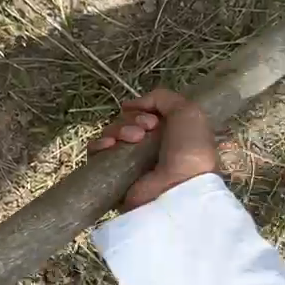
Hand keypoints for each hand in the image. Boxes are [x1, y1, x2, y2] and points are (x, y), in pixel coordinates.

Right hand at [87, 88, 218, 210]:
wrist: (178, 187)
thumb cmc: (189, 151)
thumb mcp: (188, 113)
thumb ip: (162, 98)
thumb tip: (129, 105)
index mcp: (165, 135)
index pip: (142, 114)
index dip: (144, 111)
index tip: (152, 120)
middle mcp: (146, 146)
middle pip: (124, 121)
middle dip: (131, 121)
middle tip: (143, 132)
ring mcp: (127, 160)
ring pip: (110, 133)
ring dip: (117, 130)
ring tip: (132, 140)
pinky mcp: (110, 173)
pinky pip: (95, 152)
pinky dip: (99, 144)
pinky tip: (109, 145)